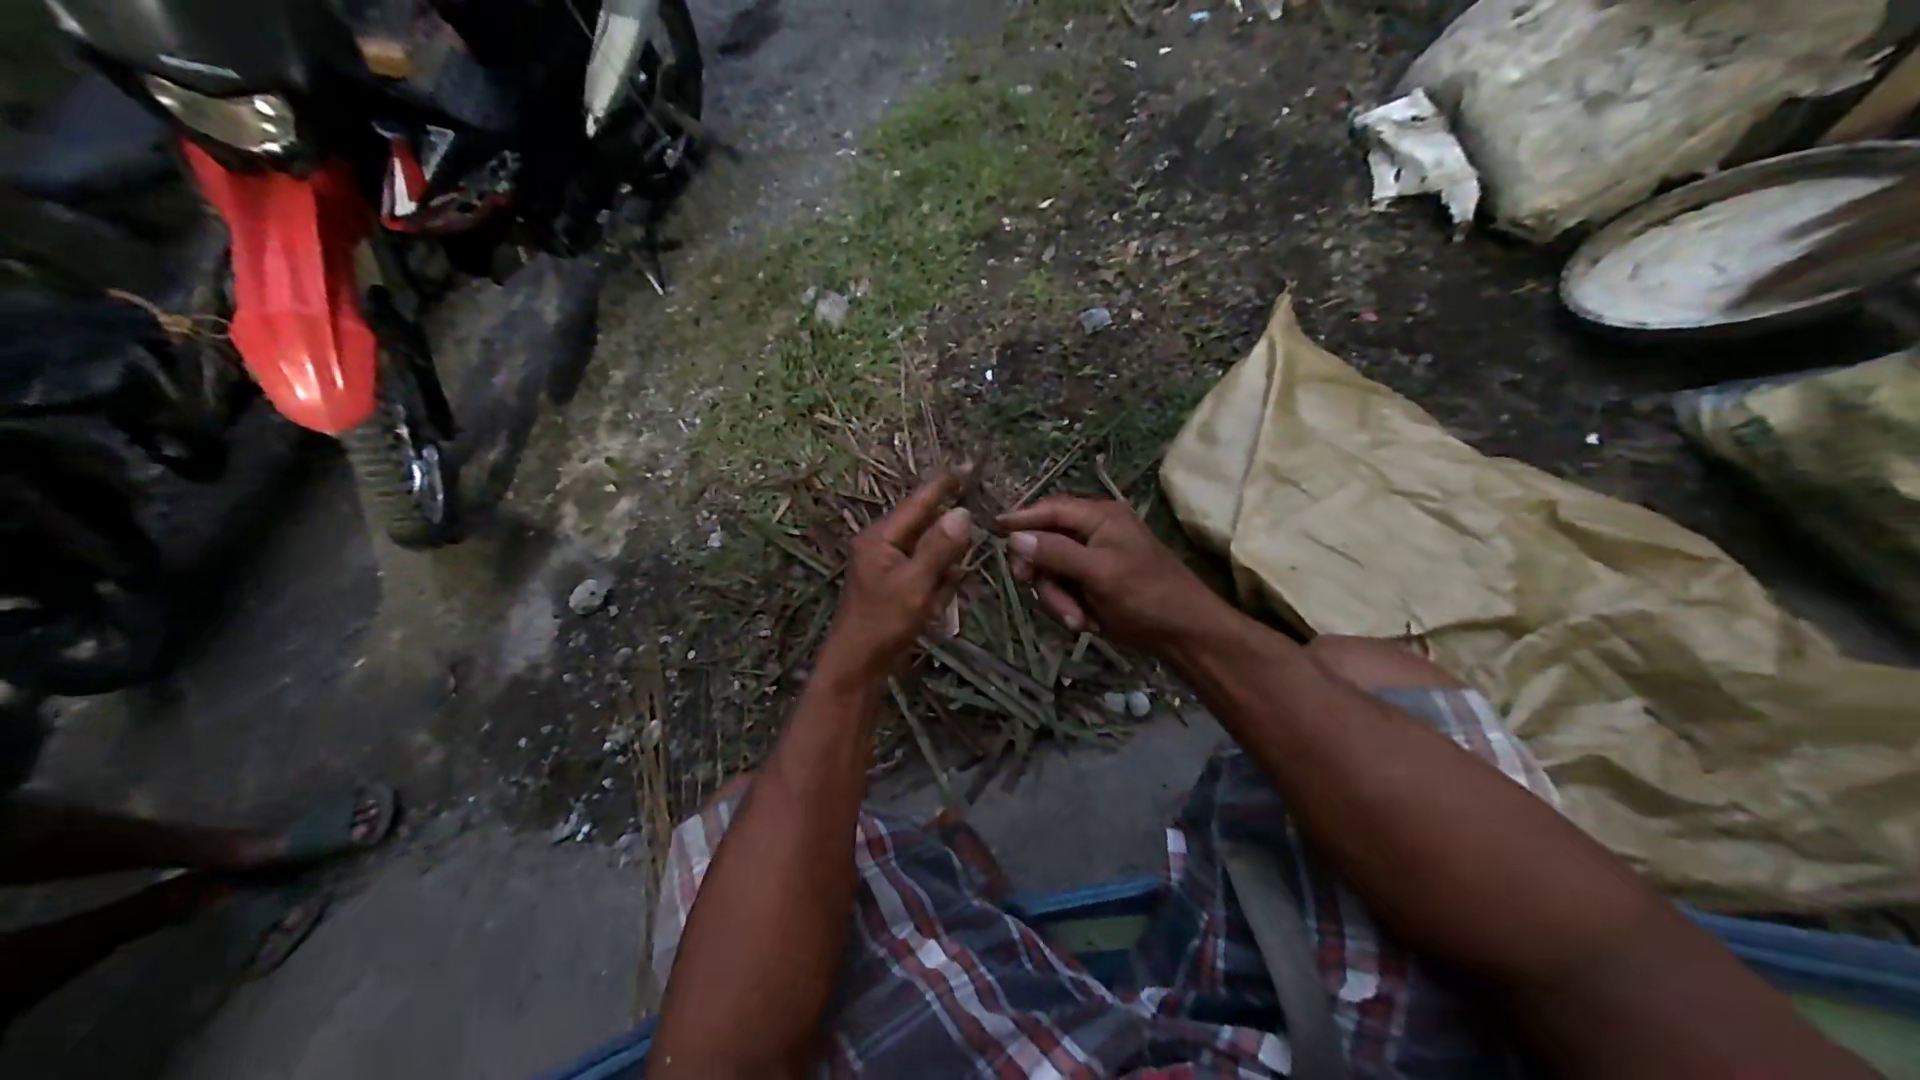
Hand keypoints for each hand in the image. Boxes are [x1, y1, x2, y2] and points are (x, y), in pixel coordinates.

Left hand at [817, 470, 973, 681]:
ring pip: (931, 555)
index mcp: (881, 537)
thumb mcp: (916, 584)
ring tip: (933, 602)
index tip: (970, 466)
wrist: (857, 666)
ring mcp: (888, 565)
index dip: (945, 485)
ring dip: (942, 575)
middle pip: (928, 529)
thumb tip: (963, 512)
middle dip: (948, 549)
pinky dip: (935, 590)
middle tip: (952, 572)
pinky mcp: (895, 585)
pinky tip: (930, 610)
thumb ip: (940, 547)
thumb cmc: (883, 623)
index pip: (919, 502)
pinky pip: (926, 575)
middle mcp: (883, 544)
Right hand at [994, 495, 1229, 651]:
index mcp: (1099, 517)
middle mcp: (1093, 532)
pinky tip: (1086, 622)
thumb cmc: (1146, 594)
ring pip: (1049, 572)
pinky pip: (1062, 591)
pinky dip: (1068, 607)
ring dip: (1056, 598)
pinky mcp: (1091, 585)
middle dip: (1041, 572)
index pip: (1050, 509)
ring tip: (1076, 619)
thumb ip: (1055, 552)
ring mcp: (1091, 560)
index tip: (992, 529)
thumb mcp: (1098, 571)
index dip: (1021, 517)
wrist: (1183, 632)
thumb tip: (1015, 538)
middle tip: (1032, 585)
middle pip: (1043, 543)